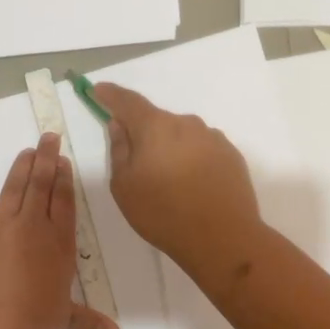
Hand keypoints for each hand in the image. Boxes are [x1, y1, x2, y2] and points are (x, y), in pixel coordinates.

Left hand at [0, 132, 123, 328]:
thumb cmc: (33, 321)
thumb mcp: (66, 319)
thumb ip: (91, 323)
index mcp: (58, 242)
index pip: (64, 201)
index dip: (64, 178)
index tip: (63, 160)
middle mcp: (31, 226)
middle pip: (40, 185)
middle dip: (45, 159)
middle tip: (47, 138)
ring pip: (12, 188)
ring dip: (19, 167)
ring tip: (25, 152)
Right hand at [89, 83, 261, 266]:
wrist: (222, 238)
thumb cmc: (162, 213)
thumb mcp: (124, 186)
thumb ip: (119, 150)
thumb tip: (119, 126)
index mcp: (155, 127)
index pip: (128, 101)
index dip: (110, 95)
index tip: (98, 90)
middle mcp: (186, 124)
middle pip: (156, 120)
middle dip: (142, 133)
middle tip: (135, 162)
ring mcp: (213, 138)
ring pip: (181, 135)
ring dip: (169, 149)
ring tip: (166, 182)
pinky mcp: (231, 155)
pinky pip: (201, 149)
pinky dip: (190, 159)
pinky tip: (190, 186)